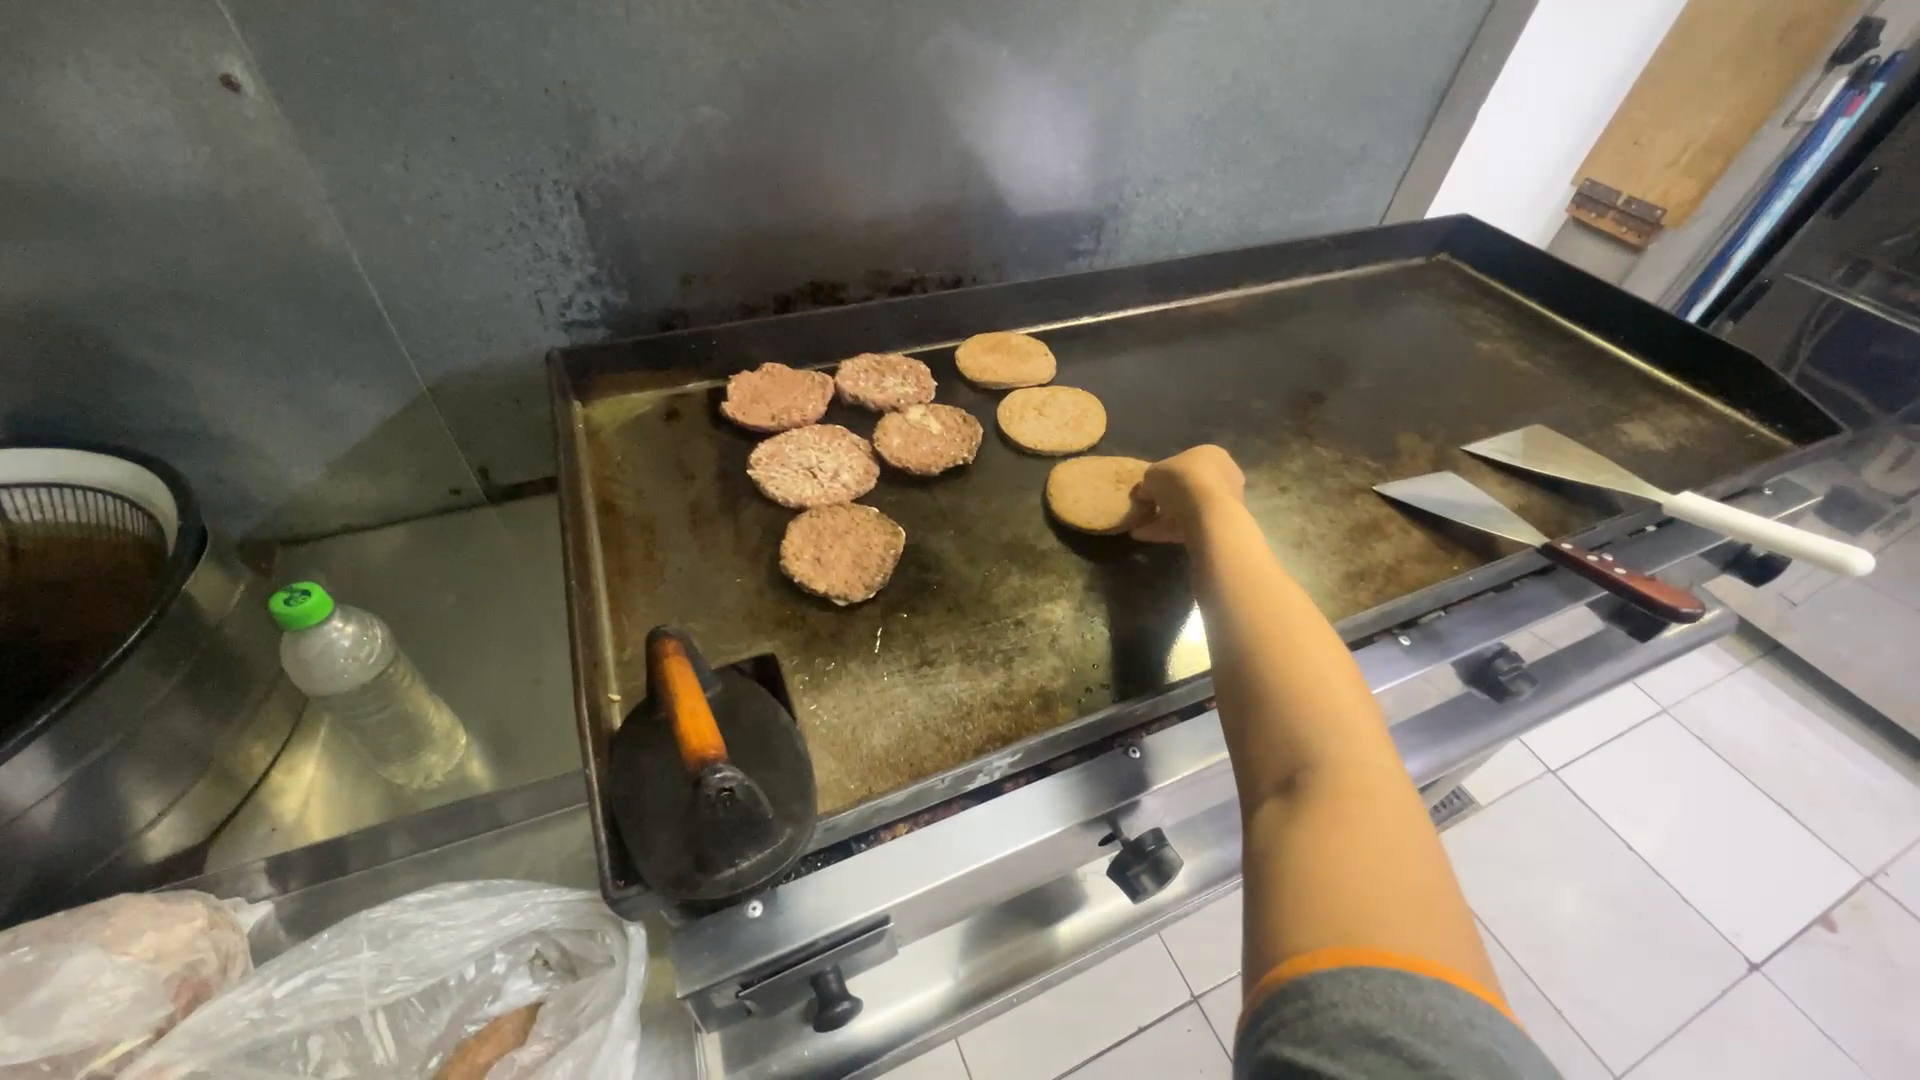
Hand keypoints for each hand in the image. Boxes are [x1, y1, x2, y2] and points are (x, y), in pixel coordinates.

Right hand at [1127, 445, 1245, 542]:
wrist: (1205, 508)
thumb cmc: (1179, 479)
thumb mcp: (1152, 474)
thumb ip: (1148, 482)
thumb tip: (1145, 492)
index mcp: (1210, 454)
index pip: (1184, 465)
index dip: (1163, 477)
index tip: (1148, 490)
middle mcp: (1223, 474)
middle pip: (1189, 488)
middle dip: (1167, 500)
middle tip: (1147, 509)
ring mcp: (1226, 500)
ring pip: (1189, 509)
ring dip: (1163, 519)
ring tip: (1140, 529)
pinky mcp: (1221, 523)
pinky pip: (1190, 526)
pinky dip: (1168, 531)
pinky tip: (1146, 536)